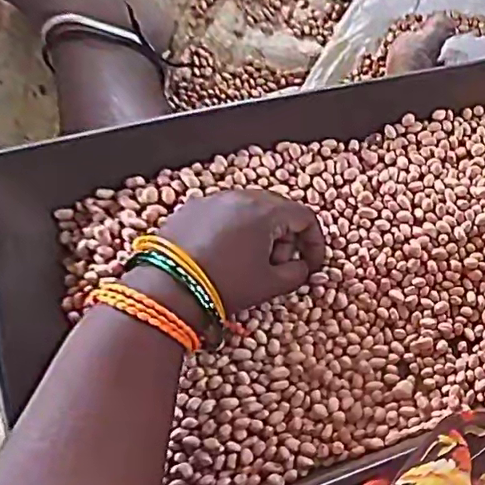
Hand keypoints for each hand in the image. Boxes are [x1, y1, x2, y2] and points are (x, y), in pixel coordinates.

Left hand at [154, 189, 324, 313]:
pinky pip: (225, 215)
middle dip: (288, 238)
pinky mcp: (191, 209)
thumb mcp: (272, 285)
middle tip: (282, 266)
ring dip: (262, 234)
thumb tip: (302, 266)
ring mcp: (212, 200)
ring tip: (253, 264)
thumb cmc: (225, 284)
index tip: (312, 263)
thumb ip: (298, 272)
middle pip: (278, 210)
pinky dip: (236, 232)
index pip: (305, 217)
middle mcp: (239, 196)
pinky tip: (228, 258)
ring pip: (251, 211)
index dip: (315, 242)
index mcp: (265, 211)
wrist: (169, 288)